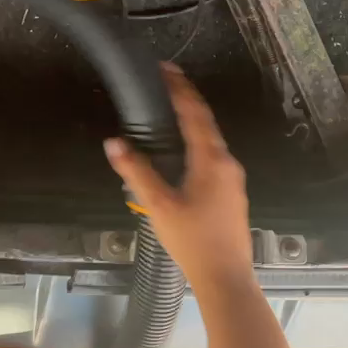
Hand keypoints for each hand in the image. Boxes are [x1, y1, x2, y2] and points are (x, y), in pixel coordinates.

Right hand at [102, 64, 256, 297]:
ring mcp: (233, 181)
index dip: (181, 89)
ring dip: (192, 124)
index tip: (168, 69)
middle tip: (167, 85)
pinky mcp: (231, 195)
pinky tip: (184, 153)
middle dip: (186, 103)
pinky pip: (212, 158)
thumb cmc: (192, 241)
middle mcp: (227, 165)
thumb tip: (114, 143)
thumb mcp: (158, 205)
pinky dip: (197, 144)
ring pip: (210, 143)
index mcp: (211, 161)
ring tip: (172, 111)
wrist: (225, 278)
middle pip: (206, 125)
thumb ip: (136, 171)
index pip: (195, 114)